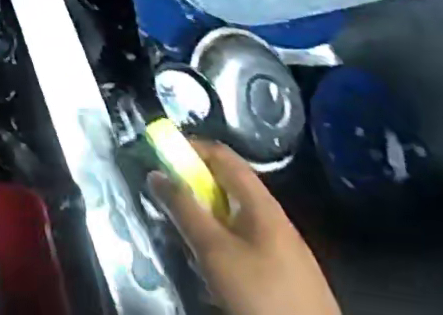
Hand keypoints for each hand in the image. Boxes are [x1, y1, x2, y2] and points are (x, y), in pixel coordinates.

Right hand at [150, 141, 338, 314]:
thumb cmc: (261, 294)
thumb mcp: (212, 249)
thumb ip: (183, 208)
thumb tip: (156, 174)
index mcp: (263, 206)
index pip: (223, 155)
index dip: (189, 148)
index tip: (160, 158)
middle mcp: (275, 220)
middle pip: (228, 185)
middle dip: (192, 186)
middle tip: (167, 199)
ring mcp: (284, 248)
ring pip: (234, 214)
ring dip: (204, 215)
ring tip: (184, 233)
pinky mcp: (285, 273)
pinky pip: (244, 239)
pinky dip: (220, 238)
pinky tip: (211, 262)